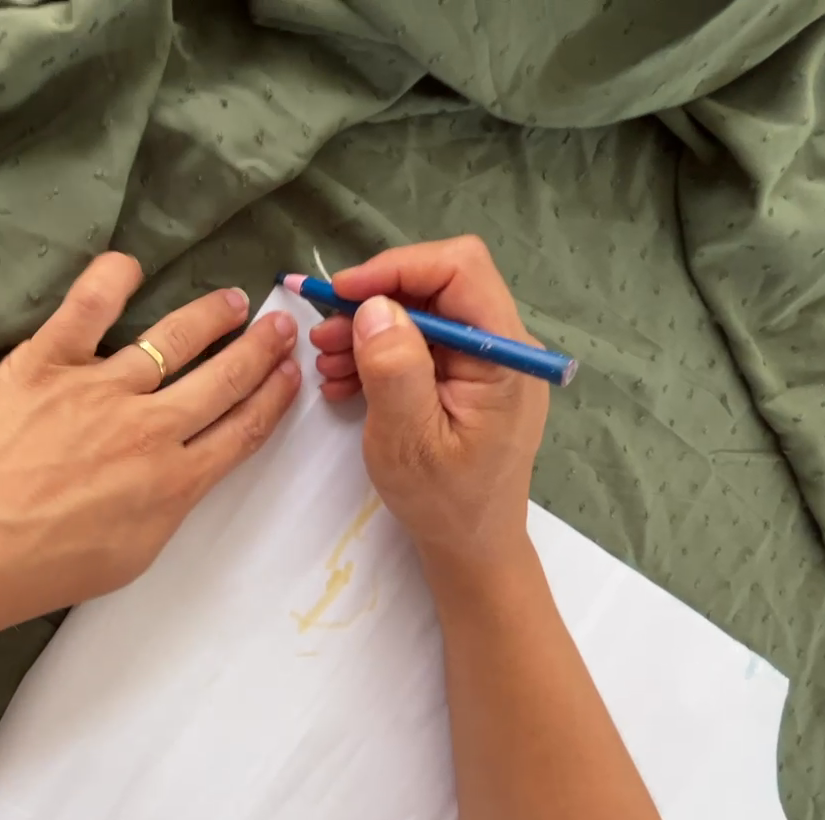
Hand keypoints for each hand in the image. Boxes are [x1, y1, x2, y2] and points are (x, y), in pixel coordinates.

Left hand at [0, 252, 299, 620]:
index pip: (242, 430)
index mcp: (175, 481)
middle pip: (223, 378)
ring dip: (211, 317)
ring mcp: (101, 389)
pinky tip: (130, 266)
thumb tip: (179, 475)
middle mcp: (151, 428)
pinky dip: (112, 280)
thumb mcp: (133, 555)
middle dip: (260, 350)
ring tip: (233, 301)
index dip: (272, 398)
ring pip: (172, 340)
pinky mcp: (48, 363)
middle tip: (279, 326)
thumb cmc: (47, 566)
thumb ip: (166, 506)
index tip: (289, 375)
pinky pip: (88, 308)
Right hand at [310, 236, 548, 569]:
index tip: (339, 293)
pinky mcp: (465, 380)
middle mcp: (500, 346)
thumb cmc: (442, 501)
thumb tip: (374, 307)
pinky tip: (345, 382)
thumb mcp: (407, 438)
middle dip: (374, 303)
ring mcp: (484, 363)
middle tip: (323, 336)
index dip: (395, 268)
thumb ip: (394, 369)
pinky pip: (420, 348)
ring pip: (422, 316)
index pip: (458, 270)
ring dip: (369, 332)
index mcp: (502, 355)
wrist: (469, 546)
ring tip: (326, 364)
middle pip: (437, 288)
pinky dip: (378, 356)